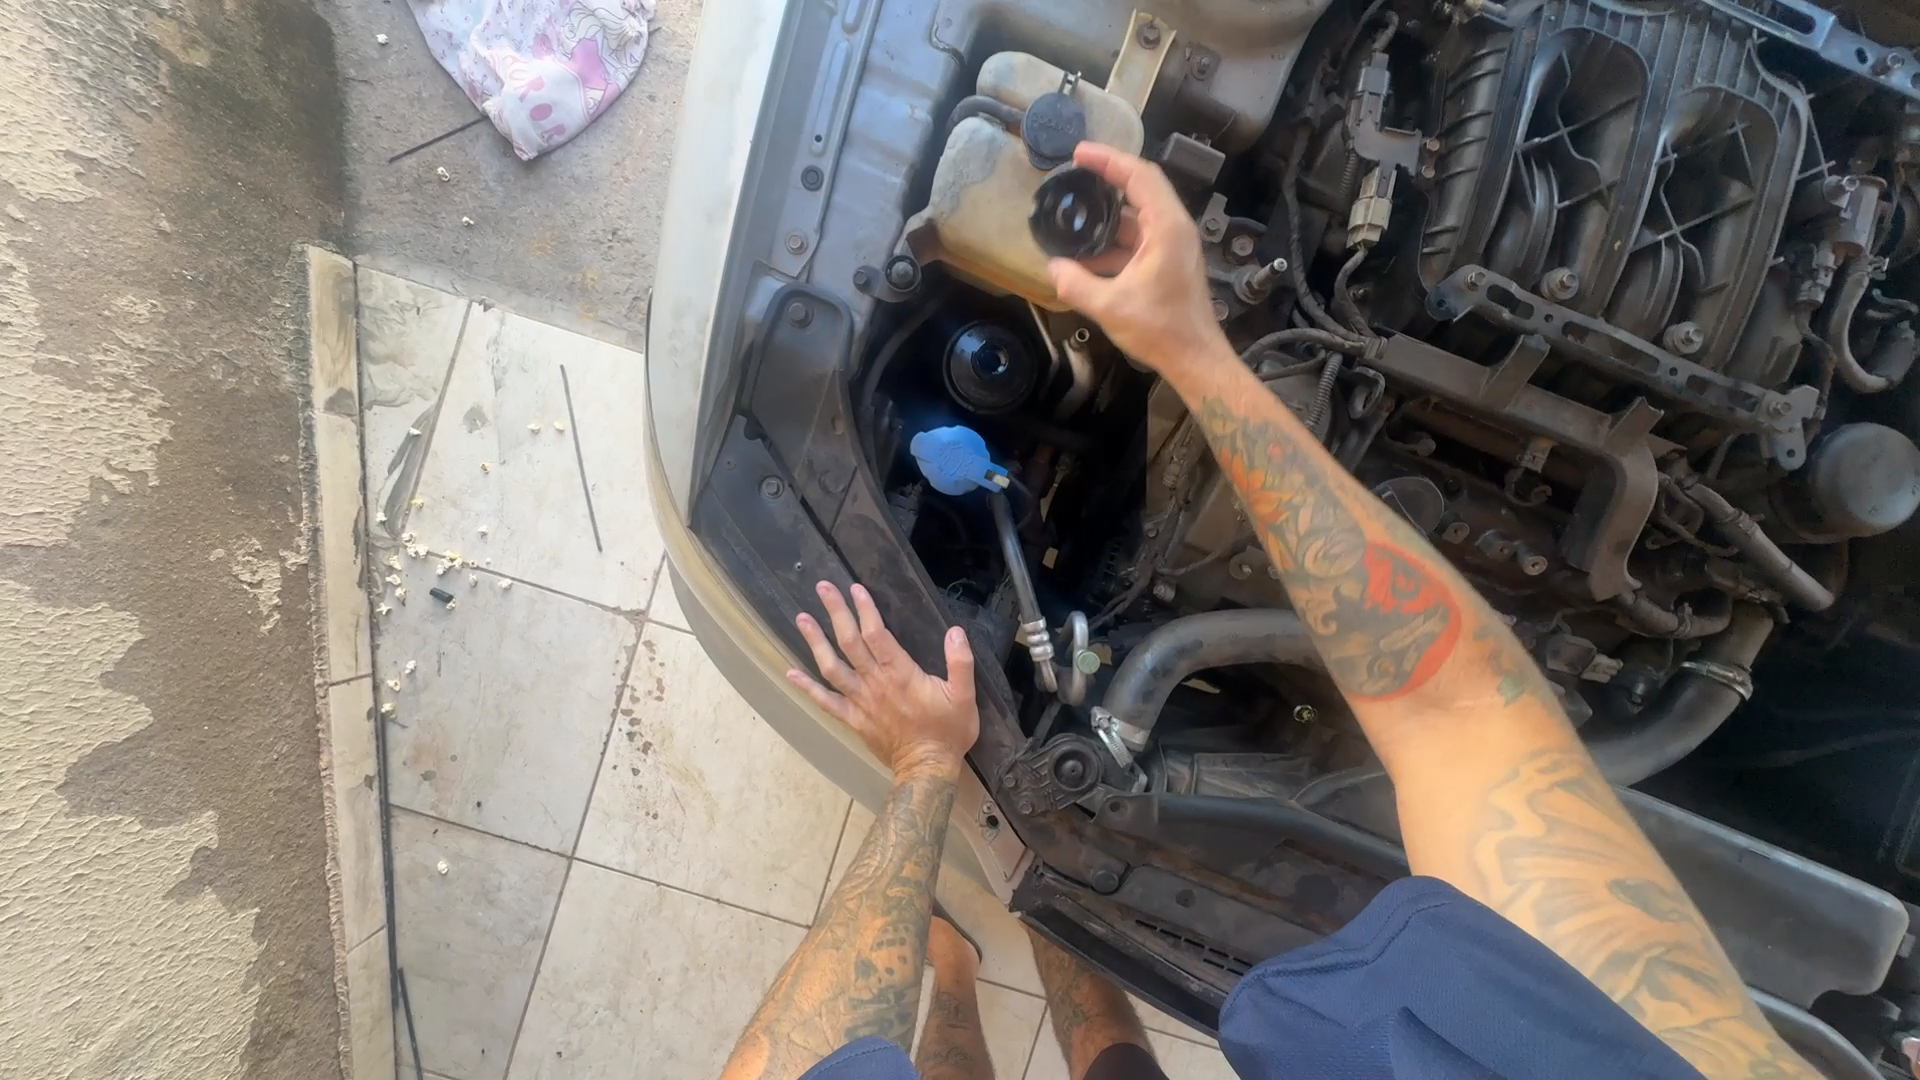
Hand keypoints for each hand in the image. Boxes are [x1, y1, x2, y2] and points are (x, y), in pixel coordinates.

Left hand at [787, 581, 977, 779]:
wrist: (927, 770)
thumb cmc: (948, 731)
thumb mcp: (965, 696)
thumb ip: (960, 662)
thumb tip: (955, 631)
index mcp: (900, 674)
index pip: (877, 634)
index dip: (865, 609)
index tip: (856, 588)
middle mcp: (874, 683)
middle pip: (849, 642)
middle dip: (836, 612)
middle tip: (822, 588)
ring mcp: (859, 701)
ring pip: (831, 667)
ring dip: (816, 642)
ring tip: (801, 619)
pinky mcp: (853, 718)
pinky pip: (825, 701)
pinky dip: (807, 687)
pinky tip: (790, 673)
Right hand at [1047, 142, 1231, 378]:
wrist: (1193, 357)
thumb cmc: (1160, 330)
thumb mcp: (1109, 306)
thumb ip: (1076, 284)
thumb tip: (1053, 268)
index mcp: (1166, 228)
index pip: (1138, 176)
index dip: (1108, 160)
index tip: (1080, 154)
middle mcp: (1174, 229)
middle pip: (1140, 189)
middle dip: (1107, 180)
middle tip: (1076, 176)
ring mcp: (1173, 246)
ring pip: (1138, 218)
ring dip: (1108, 217)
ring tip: (1076, 218)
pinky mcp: (1169, 264)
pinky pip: (1139, 240)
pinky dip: (1114, 242)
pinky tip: (1090, 255)